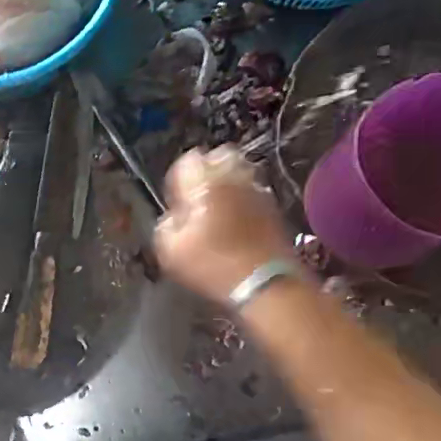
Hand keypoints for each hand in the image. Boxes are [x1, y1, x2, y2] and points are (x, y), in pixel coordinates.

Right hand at [154, 146, 295, 301]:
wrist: (265, 283)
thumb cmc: (212, 265)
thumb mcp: (170, 250)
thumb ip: (165, 225)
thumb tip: (174, 217)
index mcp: (205, 183)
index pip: (187, 161)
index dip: (178, 179)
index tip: (176, 200)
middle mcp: (234, 178)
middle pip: (220, 156)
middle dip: (207, 171)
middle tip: (198, 196)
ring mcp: (258, 191)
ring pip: (240, 172)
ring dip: (227, 184)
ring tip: (217, 208)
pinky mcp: (274, 208)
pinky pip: (253, 192)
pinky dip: (242, 200)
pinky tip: (236, 222)